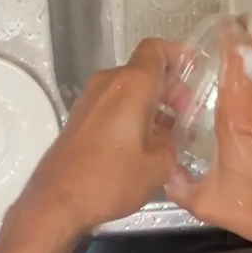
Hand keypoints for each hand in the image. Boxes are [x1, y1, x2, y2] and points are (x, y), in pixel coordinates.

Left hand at [15, 38, 178, 236]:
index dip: (178, 55)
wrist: (56, 202)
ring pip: (130, 88)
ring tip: (171, 133)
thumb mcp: (158, 166)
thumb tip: (172, 135)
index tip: (195, 71)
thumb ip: (173, 142)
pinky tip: (146, 142)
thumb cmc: (109, 181)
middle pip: (145, 70)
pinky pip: (115, 103)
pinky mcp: (82, 117)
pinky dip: (134, 113)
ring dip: (153, 103)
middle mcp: (108, 84)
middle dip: (171, 88)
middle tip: (188, 115)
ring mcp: (91, 100)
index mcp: (130, 86)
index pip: (156, 50)